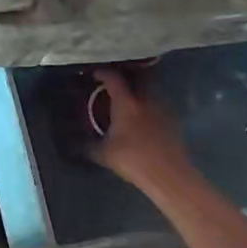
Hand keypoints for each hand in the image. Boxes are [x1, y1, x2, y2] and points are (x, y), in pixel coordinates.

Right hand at [92, 69, 194, 190]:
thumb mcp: (103, 154)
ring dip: (141, 91)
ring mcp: (162, 109)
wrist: (167, 174)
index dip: (102, 73)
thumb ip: (87, 146)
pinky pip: (158, 105)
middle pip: (139, 77)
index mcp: (126, 103)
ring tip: (130, 99)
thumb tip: (73, 145)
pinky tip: (144, 118)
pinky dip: (150, 106)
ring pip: (151, 90)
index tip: (95, 74)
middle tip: (116, 82)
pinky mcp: (173, 121)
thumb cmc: (132, 159)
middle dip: (128, 75)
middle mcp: (145, 100)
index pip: (113, 79)